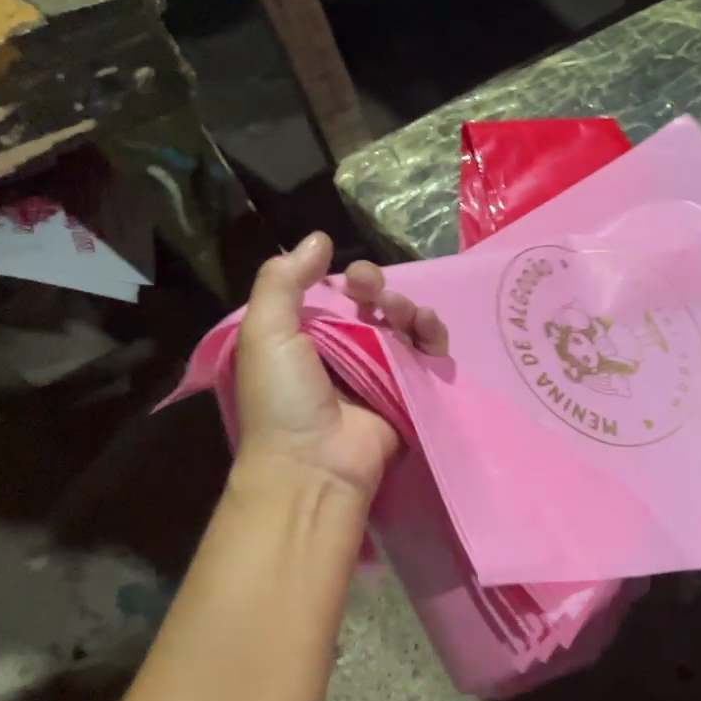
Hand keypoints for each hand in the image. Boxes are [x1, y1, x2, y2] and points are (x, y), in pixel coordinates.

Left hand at [235, 233, 447, 500]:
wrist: (318, 462)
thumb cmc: (285, 399)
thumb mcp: (265, 333)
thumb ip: (283, 281)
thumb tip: (319, 238)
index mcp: (309, 332)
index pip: (337, 292)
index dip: (349, 278)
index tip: (354, 280)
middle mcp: (348, 347)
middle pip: (376, 302)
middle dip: (382, 290)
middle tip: (379, 299)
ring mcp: (384, 367)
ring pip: (406, 321)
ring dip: (410, 309)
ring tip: (405, 317)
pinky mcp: (414, 386)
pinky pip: (430, 351)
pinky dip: (434, 334)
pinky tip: (430, 330)